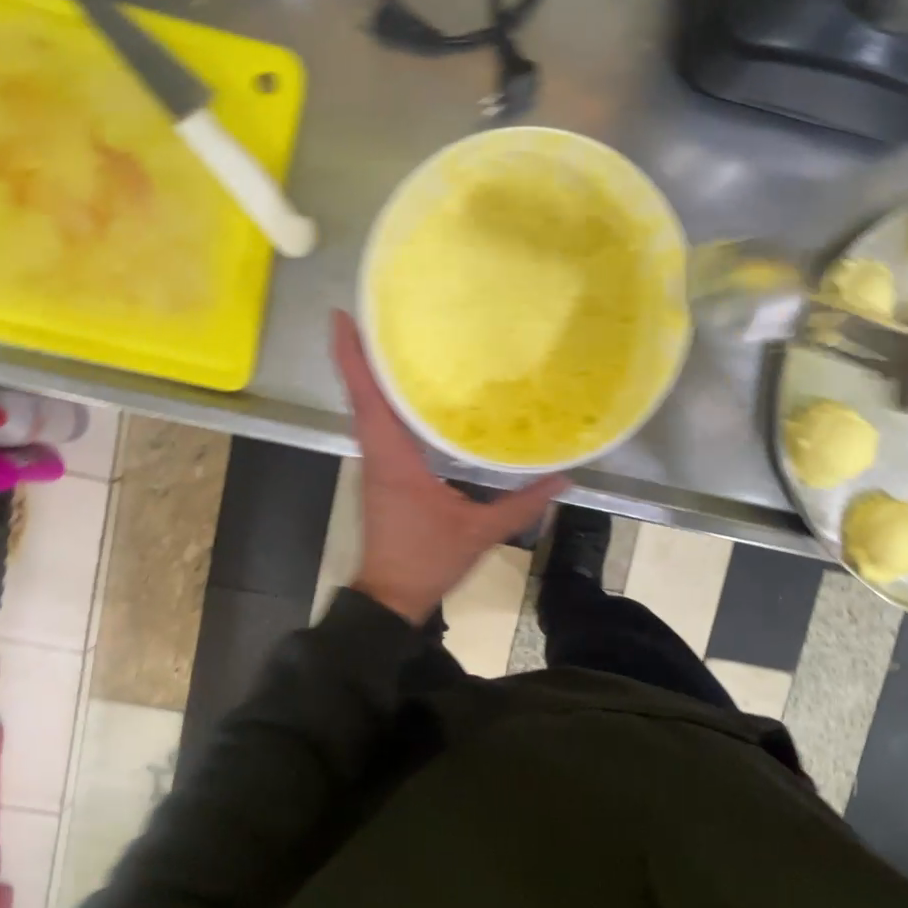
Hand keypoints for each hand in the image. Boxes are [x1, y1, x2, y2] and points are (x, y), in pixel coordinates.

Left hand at [332, 311, 566, 623]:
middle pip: (364, 394)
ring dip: (374, 374)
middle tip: (379, 309)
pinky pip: (378, 426)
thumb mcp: (478, 533)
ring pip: (369, 409)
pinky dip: (384, 401)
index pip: (369, 399)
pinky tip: (409, 391)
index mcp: (393, 460)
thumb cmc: (427, 562)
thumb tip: (564, 479)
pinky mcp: (382, 475)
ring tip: (394, 337)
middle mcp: (377, 454)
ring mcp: (376, 464)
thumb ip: (521, 505)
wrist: (390, 597)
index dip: (354, 357)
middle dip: (365, 351)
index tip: (343, 316)